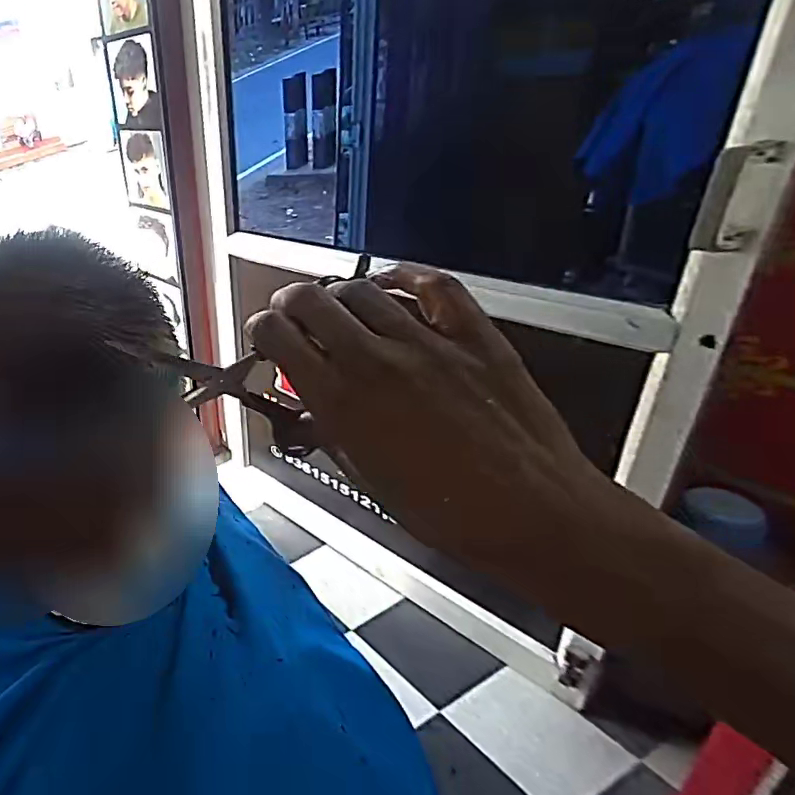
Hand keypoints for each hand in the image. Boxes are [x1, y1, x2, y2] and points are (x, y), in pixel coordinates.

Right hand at [245, 265, 615, 576]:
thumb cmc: (448, 510)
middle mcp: (375, 363)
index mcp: (338, 399)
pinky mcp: (474, 339)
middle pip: (308, 297)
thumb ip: (324, 426)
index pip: (274, 332)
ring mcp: (427, 345)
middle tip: (292, 318)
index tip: (265, 336)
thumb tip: (306, 407)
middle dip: (289, 303)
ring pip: (360, 288)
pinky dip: (406, 277)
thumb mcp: (358, 471)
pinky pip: (434, 285)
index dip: (261, 328)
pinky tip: (392, 283)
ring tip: (340, 311)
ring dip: (339, 296)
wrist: (534, 517)